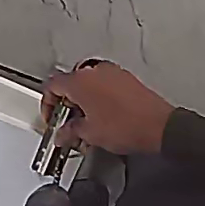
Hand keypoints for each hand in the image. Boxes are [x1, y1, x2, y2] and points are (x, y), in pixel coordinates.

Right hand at [42, 60, 174, 154]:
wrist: (158, 126)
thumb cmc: (127, 125)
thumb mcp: (89, 133)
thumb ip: (69, 131)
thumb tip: (64, 133)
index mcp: (80, 81)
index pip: (51, 86)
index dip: (47, 104)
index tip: (51, 117)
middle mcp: (95, 71)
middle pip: (69, 83)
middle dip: (65, 104)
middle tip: (66, 122)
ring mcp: (112, 73)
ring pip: (88, 83)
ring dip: (82, 101)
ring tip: (85, 123)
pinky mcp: (126, 79)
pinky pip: (104, 85)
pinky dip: (98, 98)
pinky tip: (102, 117)